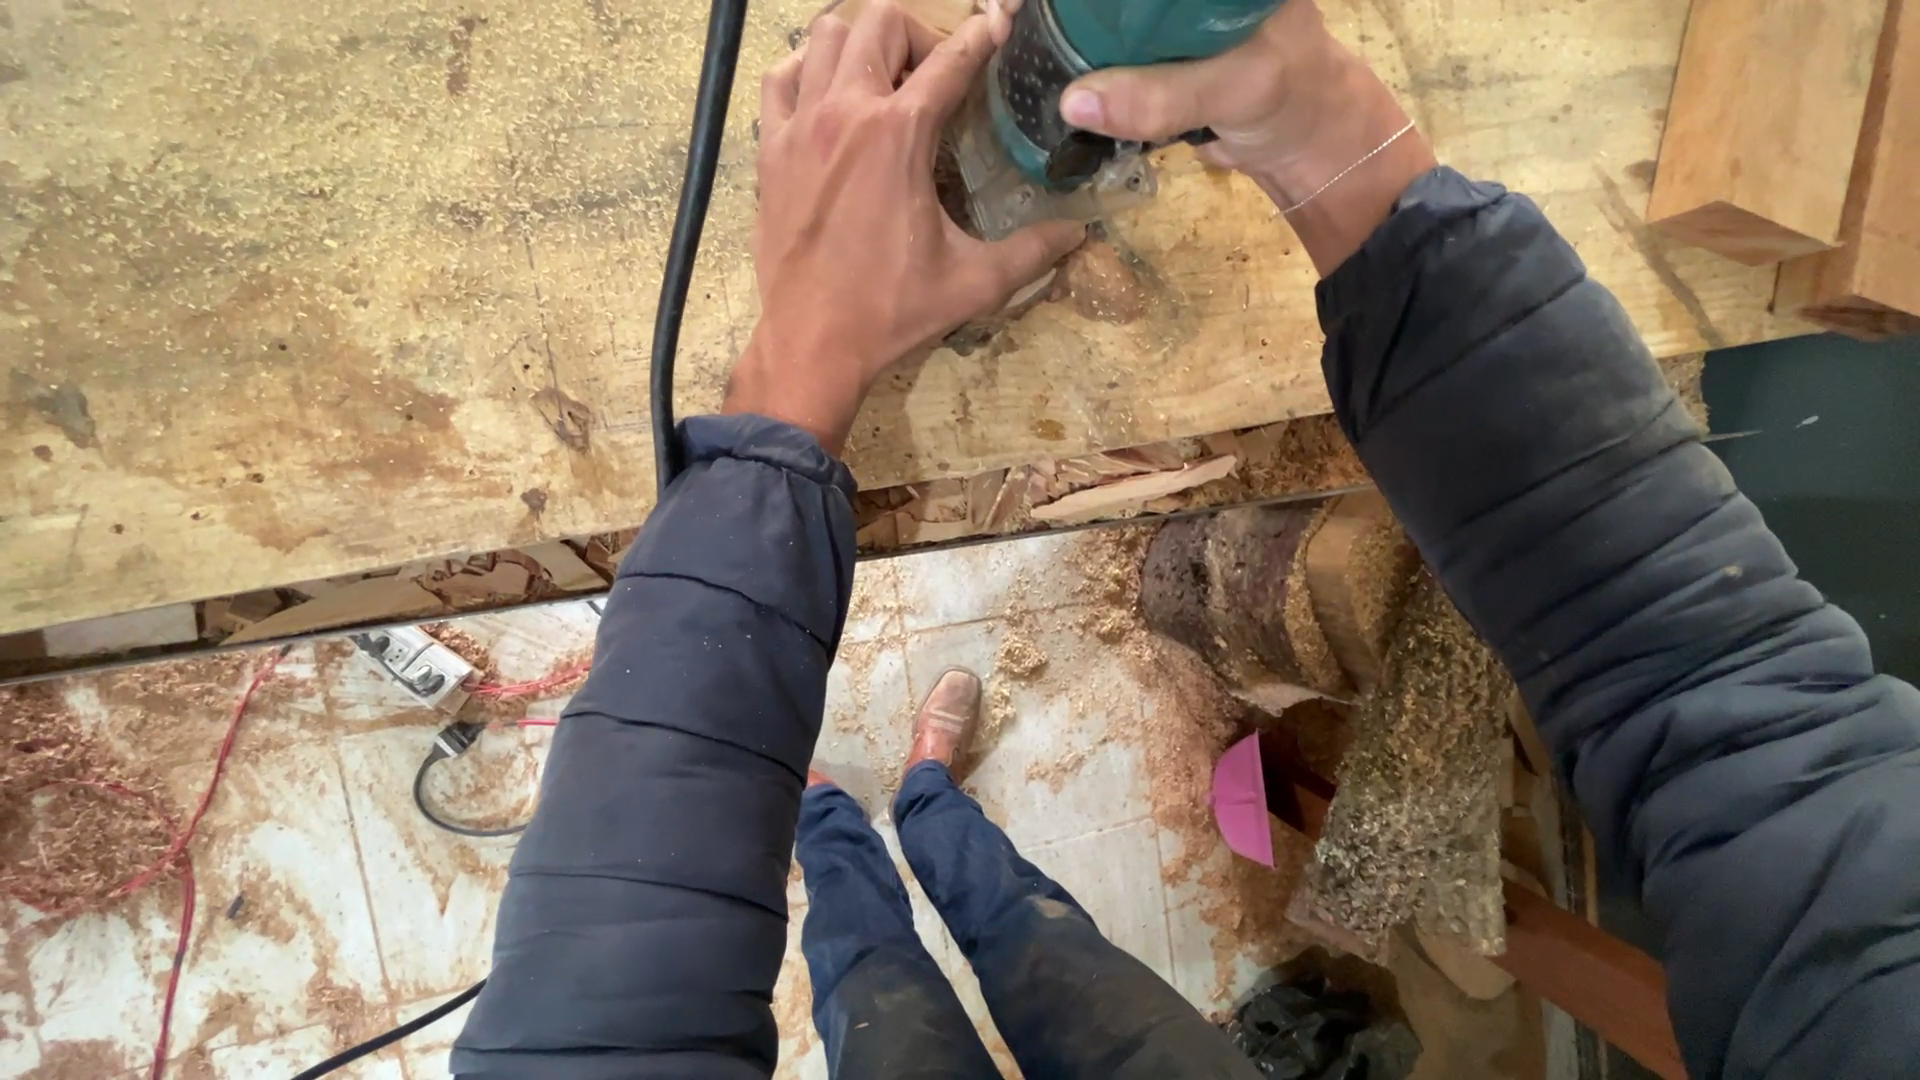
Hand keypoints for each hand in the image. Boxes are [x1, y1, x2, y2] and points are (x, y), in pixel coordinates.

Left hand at [723, 3, 1085, 455]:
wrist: (814, 344)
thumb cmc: (893, 314)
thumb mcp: (974, 284)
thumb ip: (1031, 253)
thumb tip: (1076, 234)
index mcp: (900, 135)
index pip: (950, 60)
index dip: (981, 36)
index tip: (997, 26)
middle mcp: (846, 111)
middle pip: (882, 22)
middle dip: (917, 37)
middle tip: (934, 79)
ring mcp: (799, 128)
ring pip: (824, 36)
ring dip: (861, 43)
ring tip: (881, 79)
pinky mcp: (770, 152)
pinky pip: (779, 79)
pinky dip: (805, 70)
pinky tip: (824, 96)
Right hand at [1040, 0, 1436, 272]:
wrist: (1301, 142)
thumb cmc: (1289, 96)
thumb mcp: (1234, 88)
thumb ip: (1161, 95)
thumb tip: (1072, 103)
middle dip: (1049, 1)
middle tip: (998, 13)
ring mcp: (1158, 15)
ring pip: (1093, 11)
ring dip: (1048, 22)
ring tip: (1001, 31)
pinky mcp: (1147, 55)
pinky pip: (1099, 50)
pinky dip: (1067, 59)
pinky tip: (1032, 60)